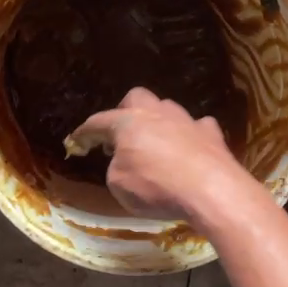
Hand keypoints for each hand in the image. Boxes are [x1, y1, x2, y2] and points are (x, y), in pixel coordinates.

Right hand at [68, 88, 256, 220]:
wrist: (211, 189)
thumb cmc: (156, 187)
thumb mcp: (119, 186)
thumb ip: (117, 167)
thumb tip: (125, 161)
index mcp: (127, 122)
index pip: (98, 123)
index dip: (85, 133)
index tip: (76, 141)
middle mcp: (156, 112)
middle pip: (136, 97)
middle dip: (126, 112)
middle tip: (123, 135)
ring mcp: (186, 119)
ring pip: (167, 108)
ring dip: (159, 122)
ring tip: (156, 143)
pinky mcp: (211, 133)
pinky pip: (197, 126)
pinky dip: (190, 136)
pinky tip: (190, 149)